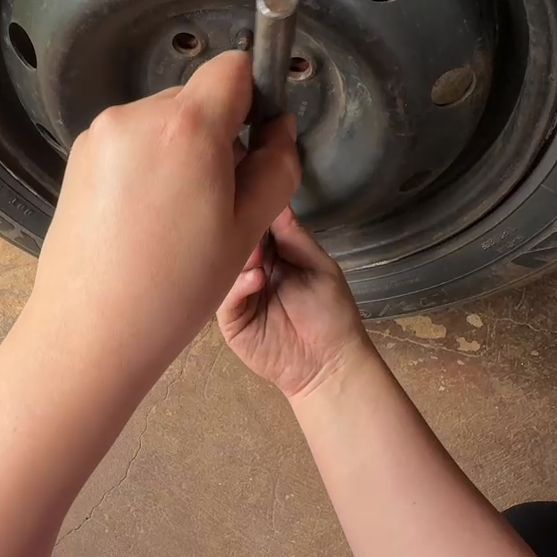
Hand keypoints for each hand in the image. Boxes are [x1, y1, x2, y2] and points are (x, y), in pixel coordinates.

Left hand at [27, 51, 300, 378]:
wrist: (92, 331)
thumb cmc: (170, 291)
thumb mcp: (246, 231)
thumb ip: (277, 168)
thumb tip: (280, 131)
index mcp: (186, 128)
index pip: (234, 68)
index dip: (253, 100)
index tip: (253, 140)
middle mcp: (136, 117)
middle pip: (196, 99)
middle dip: (214, 137)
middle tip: (213, 202)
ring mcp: (100, 137)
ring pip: (161, 123)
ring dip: (177, 154)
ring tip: (173, 219)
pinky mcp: (78, 159)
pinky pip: (129, 144)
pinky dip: (145, 168)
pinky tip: (143, 219)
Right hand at [217, 207, 371, 399]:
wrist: (329, 362)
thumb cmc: (331, 315)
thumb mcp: (320, 267)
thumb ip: (296, 238)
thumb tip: (278, 202)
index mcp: (273, 256)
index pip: (257, 228)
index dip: (256, 212)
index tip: (257, 194)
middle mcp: (252, 272)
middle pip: (237, 245)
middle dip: (244, 233)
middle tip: (251, 223)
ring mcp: (239, 297)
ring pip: (225, 270)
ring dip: (239, 258)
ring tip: (256, 254)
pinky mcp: (232, 322)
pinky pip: (226, 300)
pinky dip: (238, 287)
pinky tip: (256, 280)